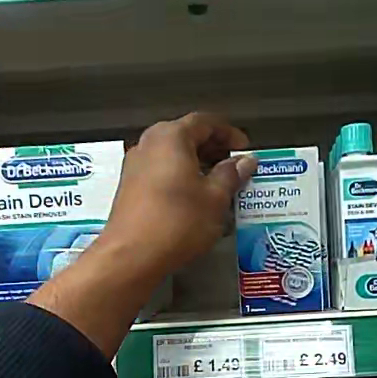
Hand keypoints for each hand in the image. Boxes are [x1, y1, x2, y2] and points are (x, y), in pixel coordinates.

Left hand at [29, 113, 253, 357]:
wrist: (132, 255)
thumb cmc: (178, 222)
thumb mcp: (215, 198)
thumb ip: (231, 174)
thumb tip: (245, 160)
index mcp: (171, 137)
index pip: (205, 121)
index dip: (229, 133)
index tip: (245, 151)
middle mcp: (150, 143)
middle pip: (186, 134)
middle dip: (213, 148)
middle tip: (235, 167)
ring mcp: (136, 164)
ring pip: (173, 154)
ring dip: (197, 163)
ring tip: (219, 185)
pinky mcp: (130, 187)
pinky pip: (161, 171)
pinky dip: (181, 177)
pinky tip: (195, 198)